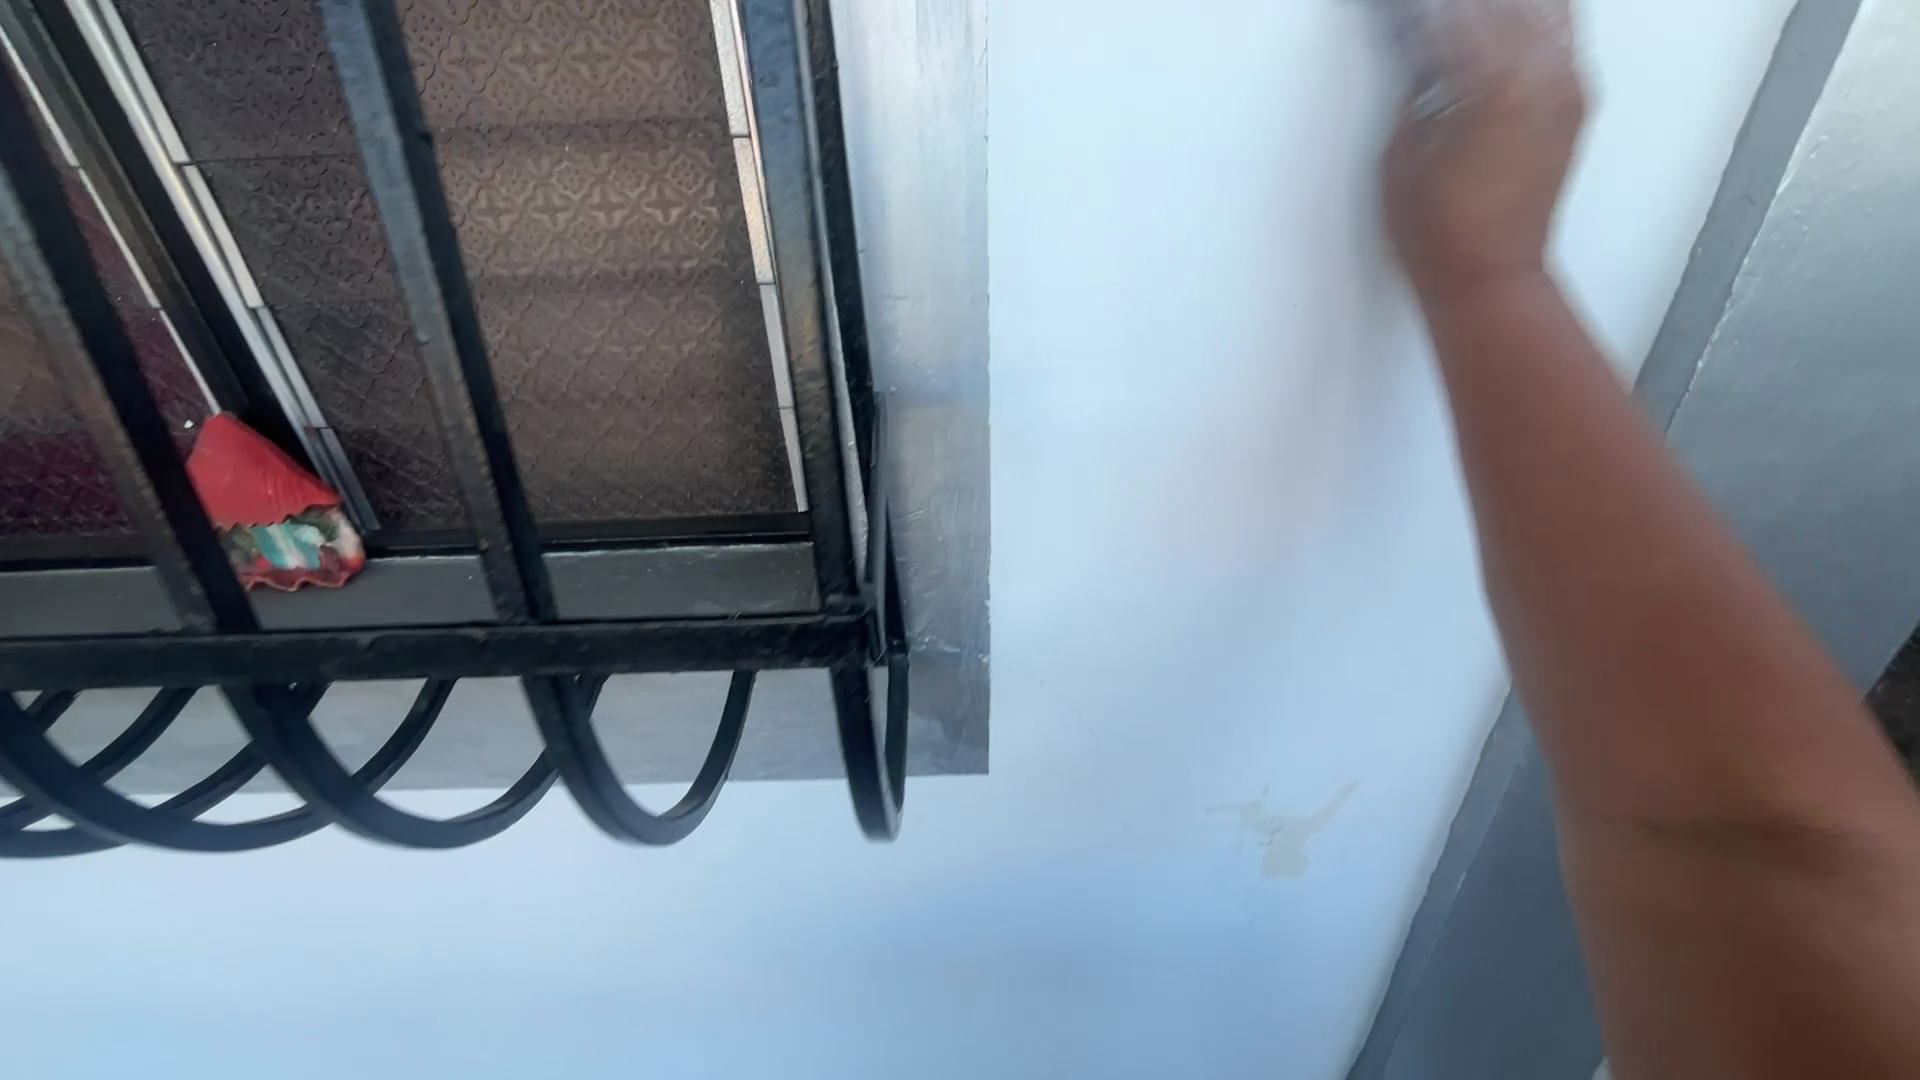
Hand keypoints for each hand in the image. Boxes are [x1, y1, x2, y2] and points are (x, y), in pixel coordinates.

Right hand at [1383, 0, 1587, 303]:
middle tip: (1435, 13)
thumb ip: (1414, 100)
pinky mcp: (1576, 103)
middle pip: (1505, 6)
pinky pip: (1561, 35)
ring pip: (1544, 9)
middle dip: (1464, 9)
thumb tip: (1422, 65)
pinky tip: (1506, 29)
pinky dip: (1531, 22)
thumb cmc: (1438, 234)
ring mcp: (1567, 84)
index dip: (1424, 13)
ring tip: (1468, 19)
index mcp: (1492, 83)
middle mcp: (1542, 72)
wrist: (1488, 276)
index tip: (1405, 12)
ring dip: (1502, 13)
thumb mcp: (1399, 162)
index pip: (1454, 18)